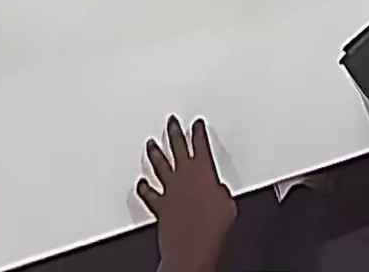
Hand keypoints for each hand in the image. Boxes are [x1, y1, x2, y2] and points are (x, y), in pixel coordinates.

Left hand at [136, 117, 235, 271]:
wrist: (193, 248)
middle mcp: (185, 174)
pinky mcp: (159, 206)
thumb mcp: (227, 204)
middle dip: (174, 131)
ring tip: (152, 142)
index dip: (198, 130)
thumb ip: (220, 192)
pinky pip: (149, 193)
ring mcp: (170, 188)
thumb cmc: (212, 228)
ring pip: (160, 164)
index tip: (196, 123)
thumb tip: (218, 194)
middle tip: (171, 120)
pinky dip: (144, 187)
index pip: (200, 142)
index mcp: (203, 169)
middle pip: (177, 146)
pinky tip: (141, 182)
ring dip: (155, 152)